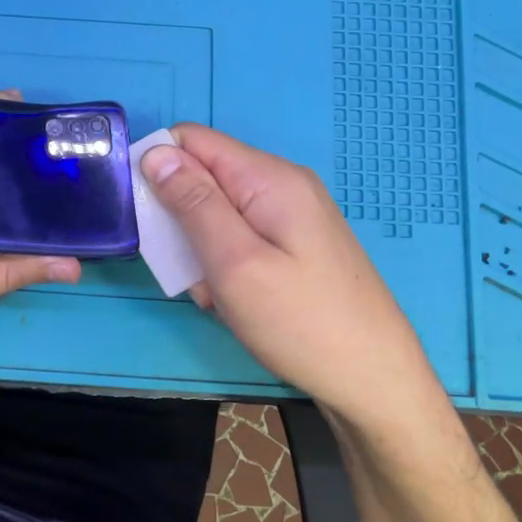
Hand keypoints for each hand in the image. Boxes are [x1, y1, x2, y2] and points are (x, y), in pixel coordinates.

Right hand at [138, 124, 438, 421]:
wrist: (374, 381)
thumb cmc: (300, 323)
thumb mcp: (233, 262)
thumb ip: (193, 203)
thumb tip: (156, 153)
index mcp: (269, 178)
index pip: (191, 140)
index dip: (158, 167)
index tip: (147, 216)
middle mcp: (282, 185)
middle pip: (203, 175)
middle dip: (180, 217)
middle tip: (189, 269)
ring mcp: (291, 215)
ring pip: (216, 210)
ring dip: (199, 248)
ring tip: (214, 292)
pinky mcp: (294, 242)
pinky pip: (239, 236)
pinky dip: (222, 262)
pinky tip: (232, 299)